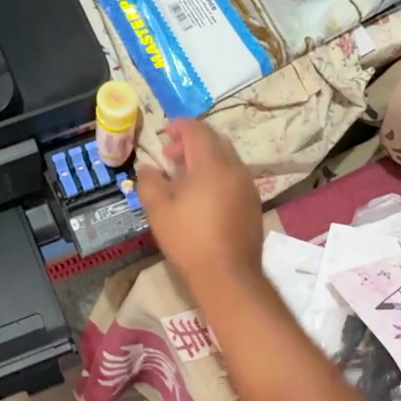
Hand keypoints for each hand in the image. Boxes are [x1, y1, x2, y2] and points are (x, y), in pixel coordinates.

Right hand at [136, 118, 263, 295]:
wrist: (228, 274)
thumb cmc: (189, 240)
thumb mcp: (159, 211)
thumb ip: (150, 182)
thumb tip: (147, 167)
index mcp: (210, 164)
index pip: (196, 130)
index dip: (179, 127)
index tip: (164, 134)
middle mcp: (234, 168)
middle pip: (215, 140)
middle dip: (192, 141)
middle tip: (171, 156)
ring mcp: (247, 185)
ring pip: (227, 158)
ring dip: (205, 158)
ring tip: (184, 178)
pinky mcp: (253, 202)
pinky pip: (234, 176)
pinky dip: (217, 174)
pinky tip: (203, 196)